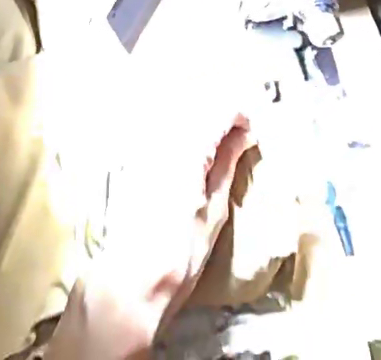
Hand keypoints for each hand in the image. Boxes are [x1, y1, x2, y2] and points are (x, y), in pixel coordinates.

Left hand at [49, 110, 254, 358]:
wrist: (133, 276)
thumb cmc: (180, 252)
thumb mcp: (215, 210)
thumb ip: (228, 164)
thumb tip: (243, 136)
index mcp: (186, 147)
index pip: (216, 110)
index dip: (237, 114)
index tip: (250, 130)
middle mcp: (160, 136)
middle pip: (194, 105)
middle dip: (218, 114)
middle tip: (236, 136)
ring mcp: (142, 143)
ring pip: (176, 113)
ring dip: (198, 121)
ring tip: (215, 145)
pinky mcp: (131, 154)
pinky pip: (159, 128)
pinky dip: (179, 131)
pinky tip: (188, 153)